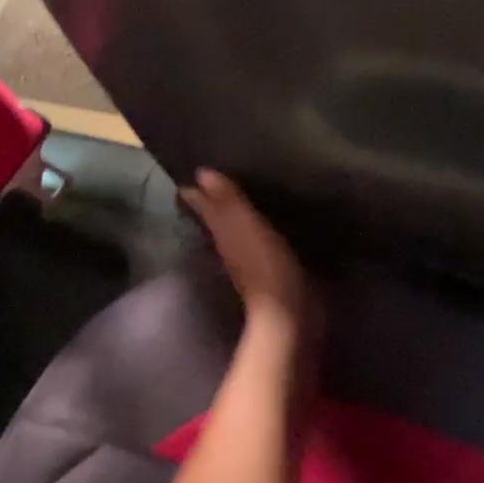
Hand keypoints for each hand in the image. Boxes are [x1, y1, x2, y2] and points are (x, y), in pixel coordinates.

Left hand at [180, 169, 309, 322]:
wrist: (288, 314)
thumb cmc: (264, 265)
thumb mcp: (244, 228)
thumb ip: (226, 201)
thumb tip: (201, 171)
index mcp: (221, 233)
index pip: (202, 206)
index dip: (196, 190)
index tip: (195, 167)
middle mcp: (230, 244)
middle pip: (217, 216)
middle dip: (217, 197)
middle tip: (222, 171)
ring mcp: (249, 257)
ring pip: (237, 227)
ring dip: (239, 210)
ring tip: (249, 187)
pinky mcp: (271, 266)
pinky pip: (259, 238)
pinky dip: (259, 225)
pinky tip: (271, 216)